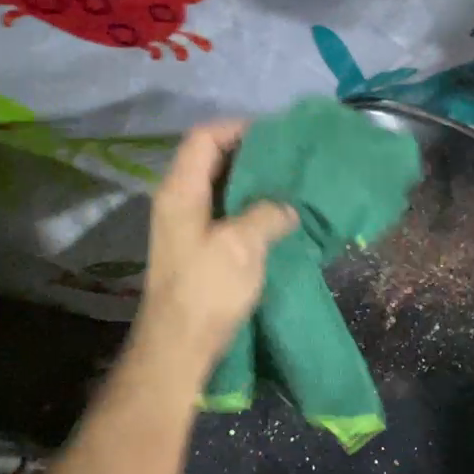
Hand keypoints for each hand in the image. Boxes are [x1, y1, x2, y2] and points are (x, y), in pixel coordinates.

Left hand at [130, 121, 297, 379]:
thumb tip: (286, 207)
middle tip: (292, 161)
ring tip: (293, 188)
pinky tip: (281, 221)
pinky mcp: (202, 250)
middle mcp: (180, 202)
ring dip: (256, 186)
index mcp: (181, 191)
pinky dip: (254, 211)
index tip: (278, 136)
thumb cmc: (207, 290)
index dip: (238, 129)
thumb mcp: (242, 245)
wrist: (181, 344)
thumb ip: (267, 215)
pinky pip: (229, 216)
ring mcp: (189, 227)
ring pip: (224, 190)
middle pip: (213, 161)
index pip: (204, 138)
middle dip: (253, 156)